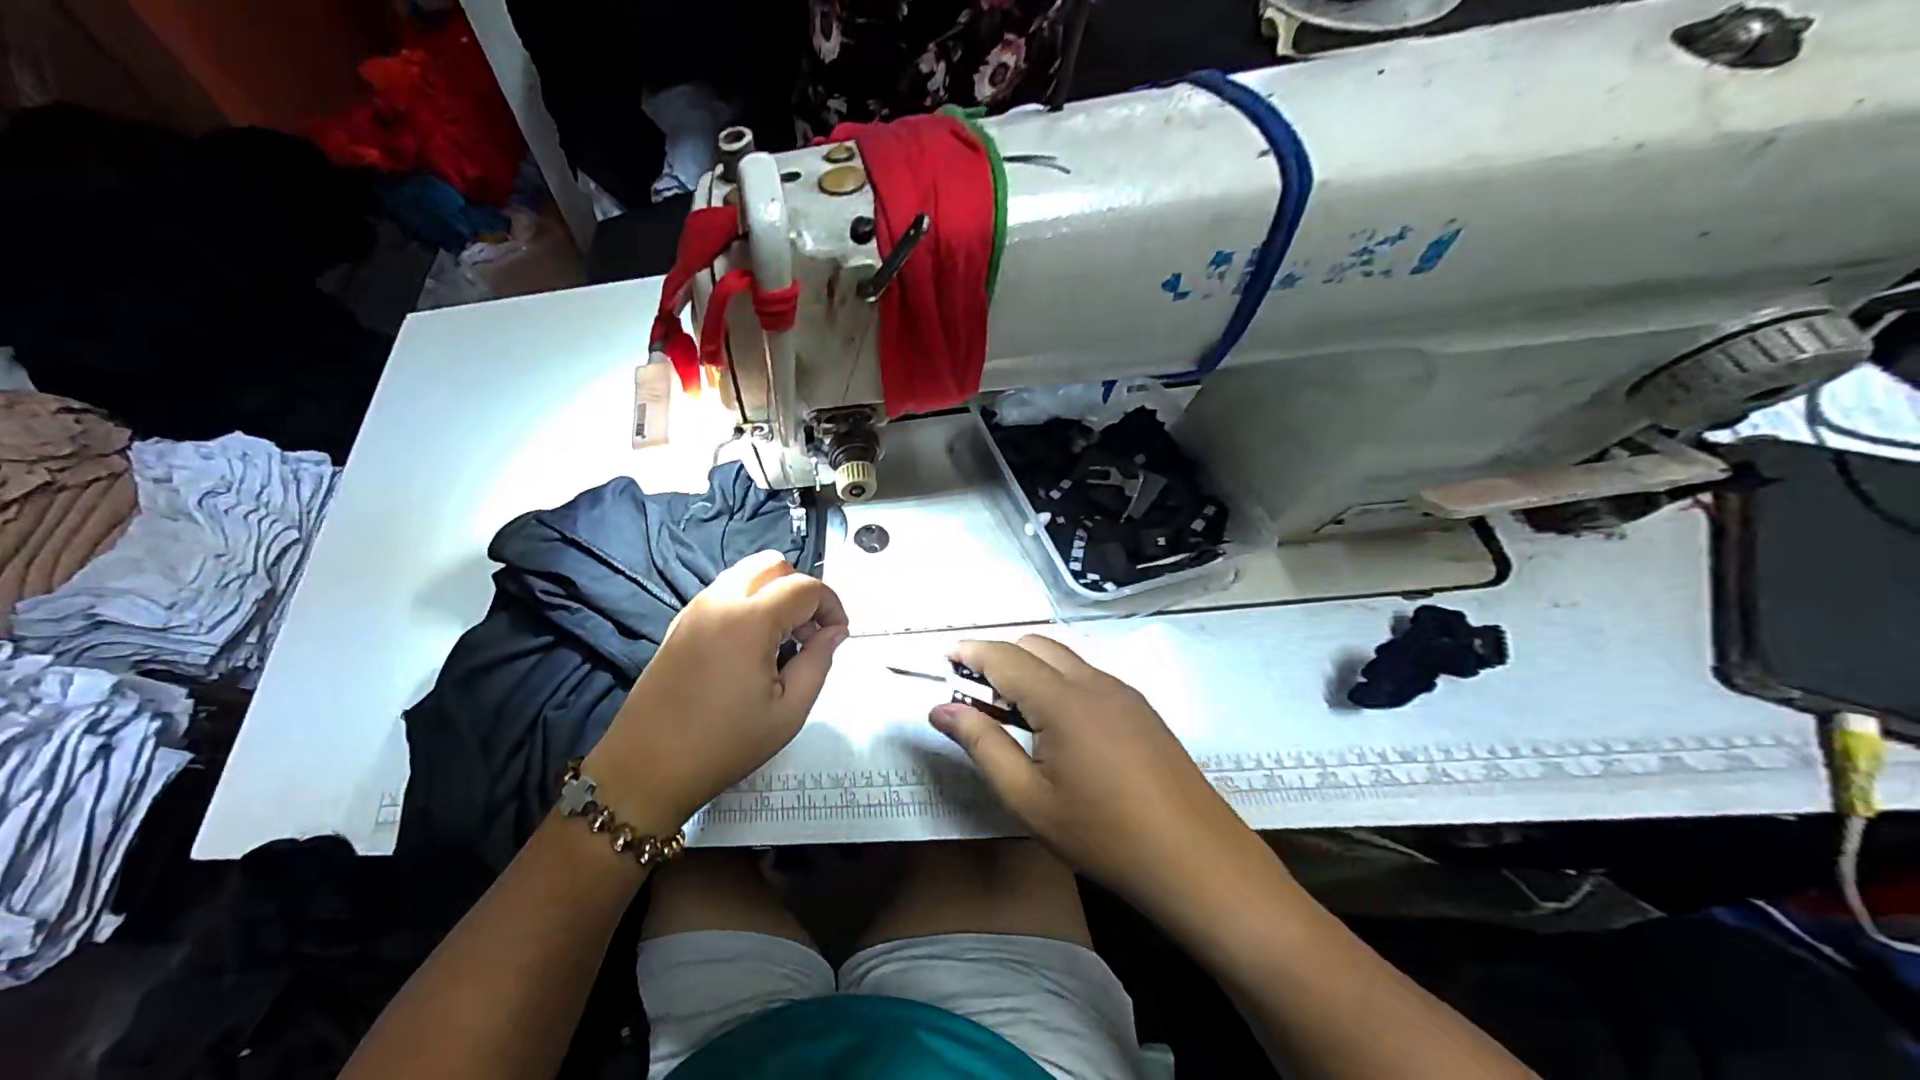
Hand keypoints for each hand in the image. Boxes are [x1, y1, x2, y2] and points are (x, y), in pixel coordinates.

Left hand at [586, 551, 848, 829]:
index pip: (806, 587)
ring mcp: (695, 609)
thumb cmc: (724, 745)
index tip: (838, 638)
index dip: (832, 607)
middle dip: (802, 590)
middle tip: (810, 634)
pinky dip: (750, 602)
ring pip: (747, 573)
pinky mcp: (680, 623)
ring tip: (783, 640)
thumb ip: (819, 661)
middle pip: (774, 564)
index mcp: (749, 620)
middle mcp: (720, 601)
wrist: (646, 768)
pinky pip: (725, 592)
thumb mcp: (788, 712)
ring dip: (775, 593)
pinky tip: (753, 646)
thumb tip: (834, 632)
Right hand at [930, 636, 1270, 915]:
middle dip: (999, 658)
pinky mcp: (1141, 709)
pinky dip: (1059, 683)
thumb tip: (941, 709)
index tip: (943, 661)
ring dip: (1030, 669)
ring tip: (1011, 713)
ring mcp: (1124, 693)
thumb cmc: (1103, 835)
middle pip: (1035, 646)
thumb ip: (982, 745)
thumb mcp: (1029, 799)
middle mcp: (1095, 682)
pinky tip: (1056, 728)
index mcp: (1063, 700)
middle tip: (973, 695)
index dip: (970, 653)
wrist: (1195, 859)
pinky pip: (1088, 677)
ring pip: (1064, 659)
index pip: (1005, 657)